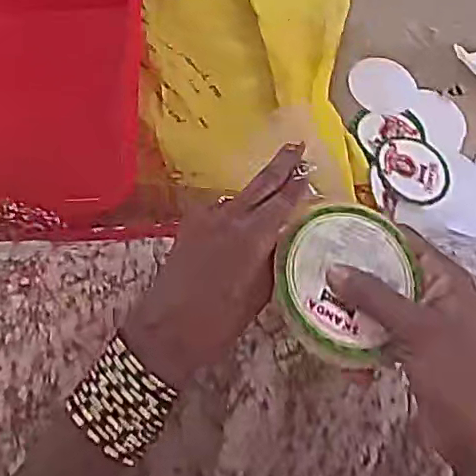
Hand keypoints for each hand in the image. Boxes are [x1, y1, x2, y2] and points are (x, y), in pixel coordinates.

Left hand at [122, 144, 311, 383]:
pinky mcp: (192, 225)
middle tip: (297, 146)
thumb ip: (275, 259)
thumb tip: (287, 238)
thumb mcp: (260, 295)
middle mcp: (230, 217)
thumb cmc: (219, 322)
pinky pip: (222, 207)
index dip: (298, 185)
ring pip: (241, 194)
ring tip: (277, 180)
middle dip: (282, 164)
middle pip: (261, 184)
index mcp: (252, 235)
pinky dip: (238, 205)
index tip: (311, 168)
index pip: (282, 201)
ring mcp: (208, 218)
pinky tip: (244, 212)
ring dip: (260, 186)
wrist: (165, 330)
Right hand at [327, 231, 475, 475]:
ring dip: (351, 312)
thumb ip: (374, 297)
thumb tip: (335, 269)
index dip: (371, 233)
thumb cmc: (459, 374)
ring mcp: (419, 324)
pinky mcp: (408, 351)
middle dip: (353, 274)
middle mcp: (431, 293)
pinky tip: (341, 357)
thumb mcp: (416, 329)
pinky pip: (376, 335)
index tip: (333, 230)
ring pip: (376, 305)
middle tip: (315, 270)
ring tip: (319, 311)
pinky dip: (359, 343)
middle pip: (385, 272)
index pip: (403, 239)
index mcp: (443, 277)